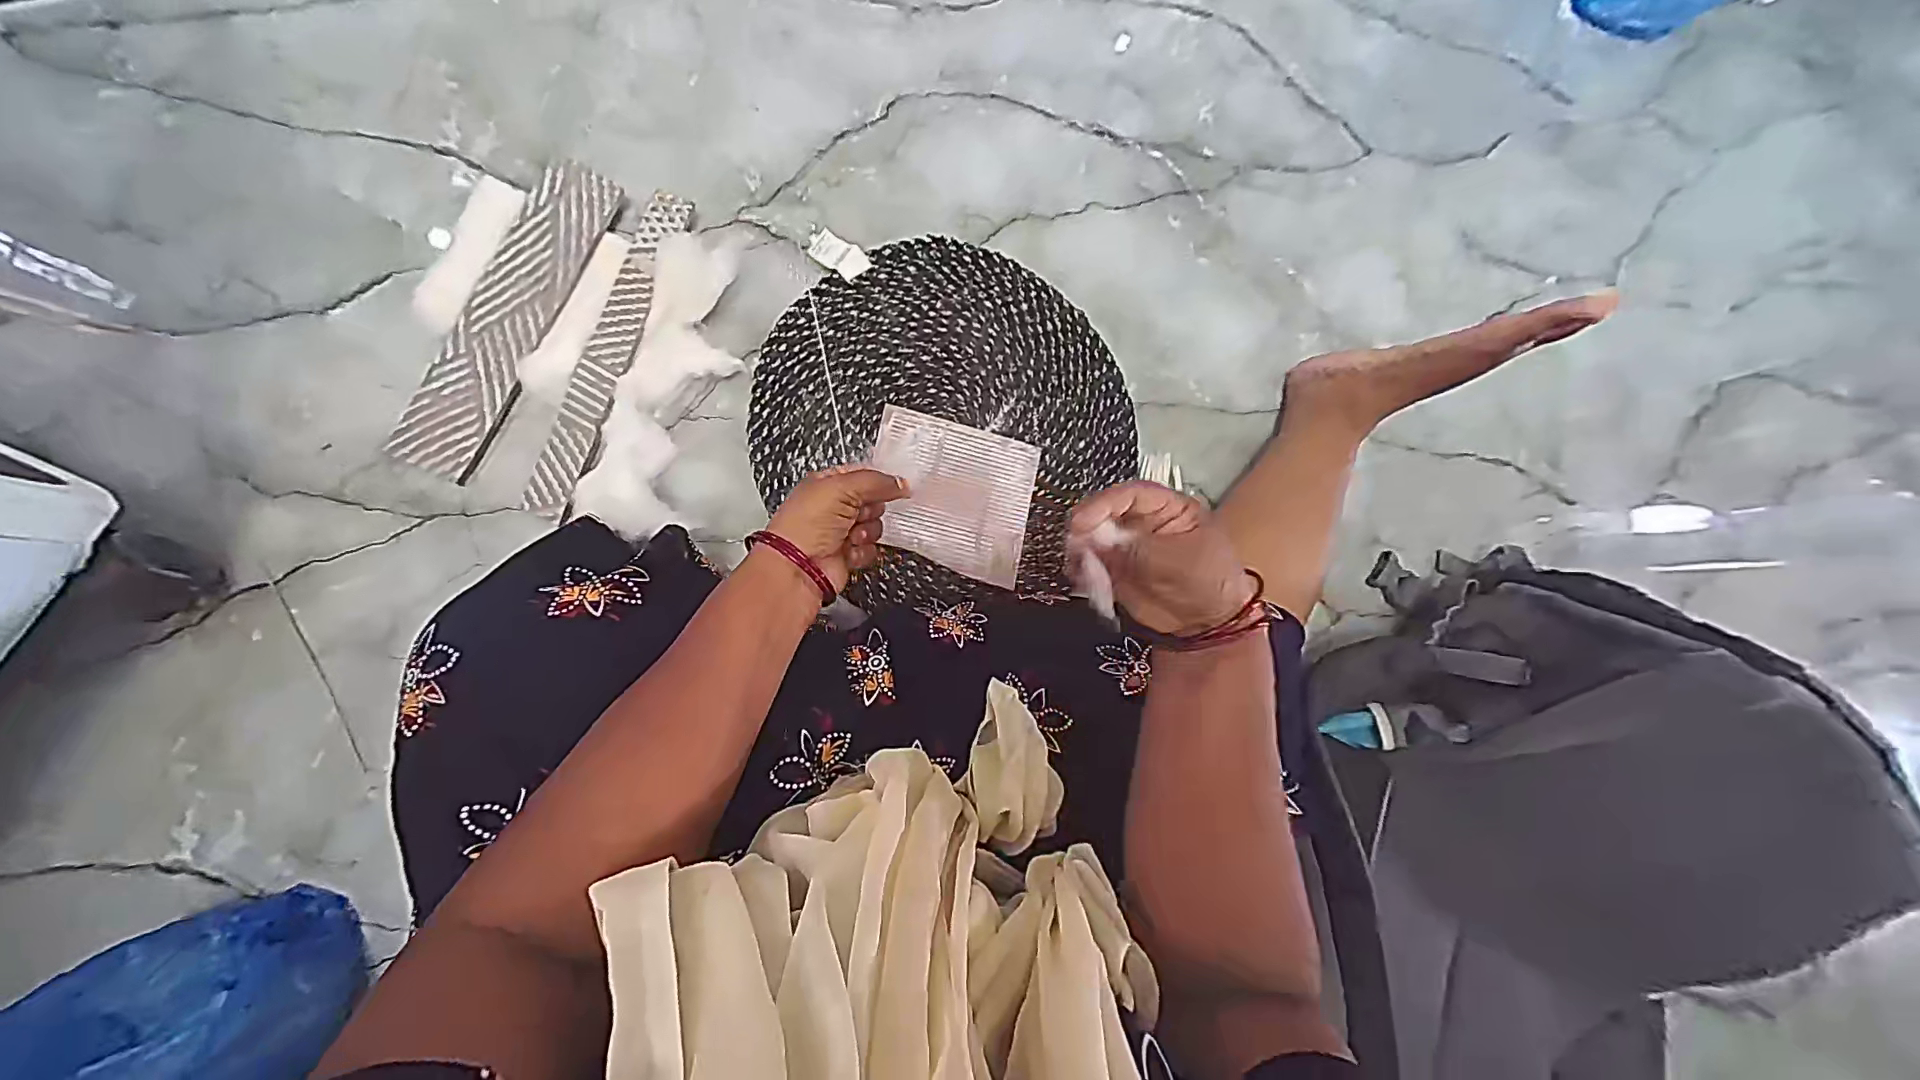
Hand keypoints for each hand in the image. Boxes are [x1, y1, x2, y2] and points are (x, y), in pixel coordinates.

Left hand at [764, 466, 909, 591]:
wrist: (798, 567)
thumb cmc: (804, 525)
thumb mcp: (842, 488)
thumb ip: (876, 482)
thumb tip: (900, 483)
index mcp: (826, 484)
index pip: (862, 476)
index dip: (878, 481)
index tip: (891, 487)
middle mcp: (832, 507)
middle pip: (872, 502)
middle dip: (871, 510)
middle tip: (859, 514)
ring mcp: (840, 531)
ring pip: (874, 526)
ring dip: (867, 532)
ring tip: (851, 536)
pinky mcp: (847, 554)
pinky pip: (871, 549)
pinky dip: (863, 551)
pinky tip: (848, 551)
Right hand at [1069, 481, 1252, 635]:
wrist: (1209, 623)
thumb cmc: (1210, 582)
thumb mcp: (1179, 560)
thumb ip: (1139, 548)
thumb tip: (1100, 540)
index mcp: (1166, 508)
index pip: (1129, 495)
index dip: (1103, 504)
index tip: (1083, 520)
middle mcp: (1141, 522)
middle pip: (1104, 513)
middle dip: (1087, 526)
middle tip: (1075, 542)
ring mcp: (1125, 546)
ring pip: (1091, 538)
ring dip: (1081, 550)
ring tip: (1080, 565)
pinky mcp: (1114, 569)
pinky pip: (1090, 565)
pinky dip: (1082, 571)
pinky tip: (1084, 578)